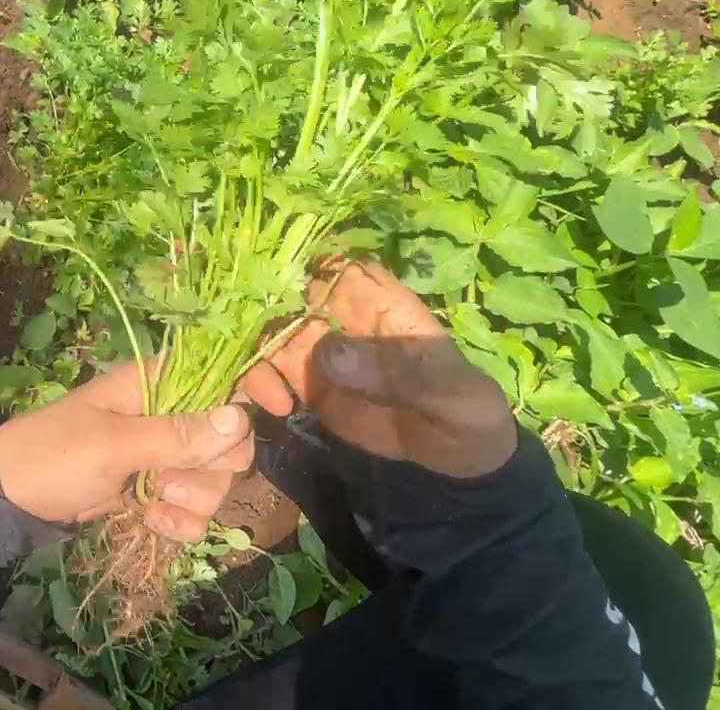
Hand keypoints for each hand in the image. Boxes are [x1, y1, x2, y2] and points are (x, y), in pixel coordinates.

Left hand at [0, 363, 253, 542]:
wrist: (13, 498)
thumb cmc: (55, 453)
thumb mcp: (113, 443)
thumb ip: (175, 435)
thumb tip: (239, 419)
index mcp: (155, 382)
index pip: (219, 367)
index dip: (253, 380)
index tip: (280, 407)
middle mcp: (167, 412)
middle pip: (228, 435)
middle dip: (211, 465)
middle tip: (169, 477)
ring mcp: (163, 452)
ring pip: (216, 475)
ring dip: (194, 497)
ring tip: (152, 501)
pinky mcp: (157, 487)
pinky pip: (195, 505)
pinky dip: (181, 519)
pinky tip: (152, 521)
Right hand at [238, 261, 516, 477]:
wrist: (457, 458)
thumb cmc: (464, 410)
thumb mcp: (448, 393)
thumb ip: (394, 373)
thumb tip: (328, 353)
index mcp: (377, 299)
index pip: (332, 262)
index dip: (301, 265)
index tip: (282, 287)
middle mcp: (337, 313)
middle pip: (284, 290)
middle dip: (261, 308)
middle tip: (266, 348)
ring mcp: (315, 345)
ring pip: (265, 328)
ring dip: (255, 351)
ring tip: (274, 393)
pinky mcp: (301, 379)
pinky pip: (262, 367)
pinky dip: (256, 380)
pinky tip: (279, 406)